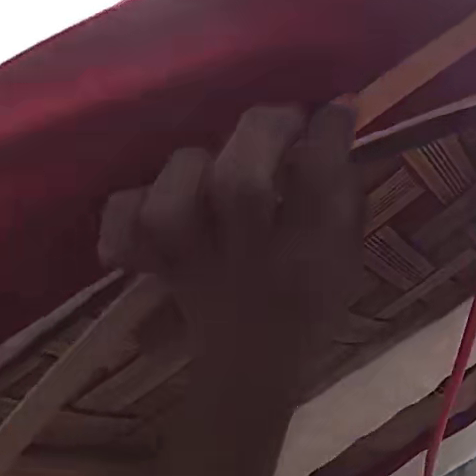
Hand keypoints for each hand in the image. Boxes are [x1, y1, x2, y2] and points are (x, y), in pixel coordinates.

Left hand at [97, 101, 360, 361]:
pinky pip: (126, 230)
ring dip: (195, 166)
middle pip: (240, 182)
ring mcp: (197, 264)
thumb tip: (337, 138)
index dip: (329, 130)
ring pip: (176, 203)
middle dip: (264, 131)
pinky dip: (129, 207)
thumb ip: (345, 202)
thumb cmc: (314, 305)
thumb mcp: (349, 258)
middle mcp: (252, 255)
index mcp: (311, 255)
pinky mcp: (160, 267)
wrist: (254, 368)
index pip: (320, 180)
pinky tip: (154, 203)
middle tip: (285, 118)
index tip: (339, 106)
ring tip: (218, 164)